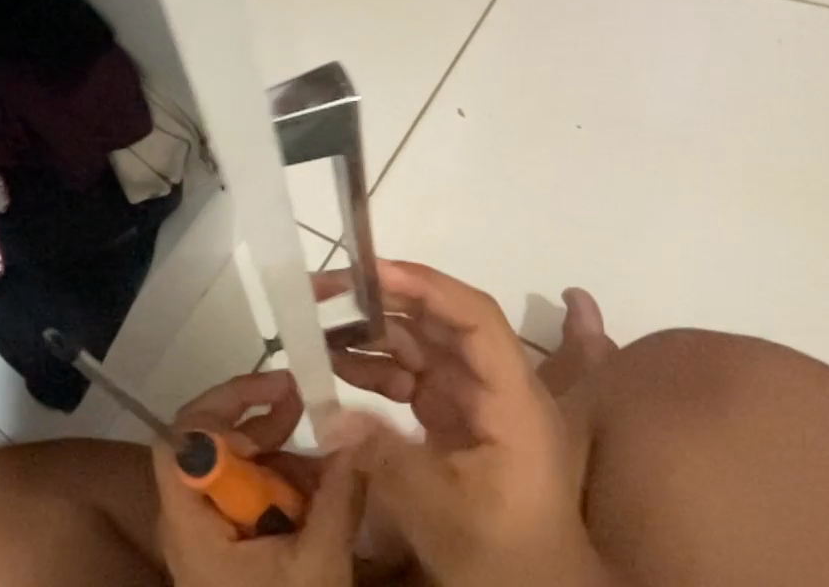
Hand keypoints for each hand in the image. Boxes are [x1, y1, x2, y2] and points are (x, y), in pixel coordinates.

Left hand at [156, 370, 364, 586]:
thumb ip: (338, 499)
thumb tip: (358, 437)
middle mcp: (187, 519)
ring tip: (319, 441)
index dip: (221, 408)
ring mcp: (205, 531)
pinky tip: (317, 481)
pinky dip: (278, 481)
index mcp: (189, 522)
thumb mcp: (319, 568)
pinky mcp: (227, 544)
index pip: (180, 442)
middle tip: (298, 397)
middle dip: (252, 417)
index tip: (274, 393)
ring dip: (272, 447)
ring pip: (229, 467)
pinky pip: (245, 496)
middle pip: (203, 444)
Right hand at [317, 262, 608, 586]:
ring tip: (317, 326)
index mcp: (511, 399)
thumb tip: (330, 415)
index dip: (426, 287)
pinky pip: (410, 373)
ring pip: (419, 342)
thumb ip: (382, 454)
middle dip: (383, 299)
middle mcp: (495, 386)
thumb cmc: (501, 556)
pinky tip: (334, 364)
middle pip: (440, 320)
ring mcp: (473, 399)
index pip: (475, 319)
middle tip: (323, 291)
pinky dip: (373, 365)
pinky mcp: (453, 415)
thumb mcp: (437, 511)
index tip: (370, 273)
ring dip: (370, 331)